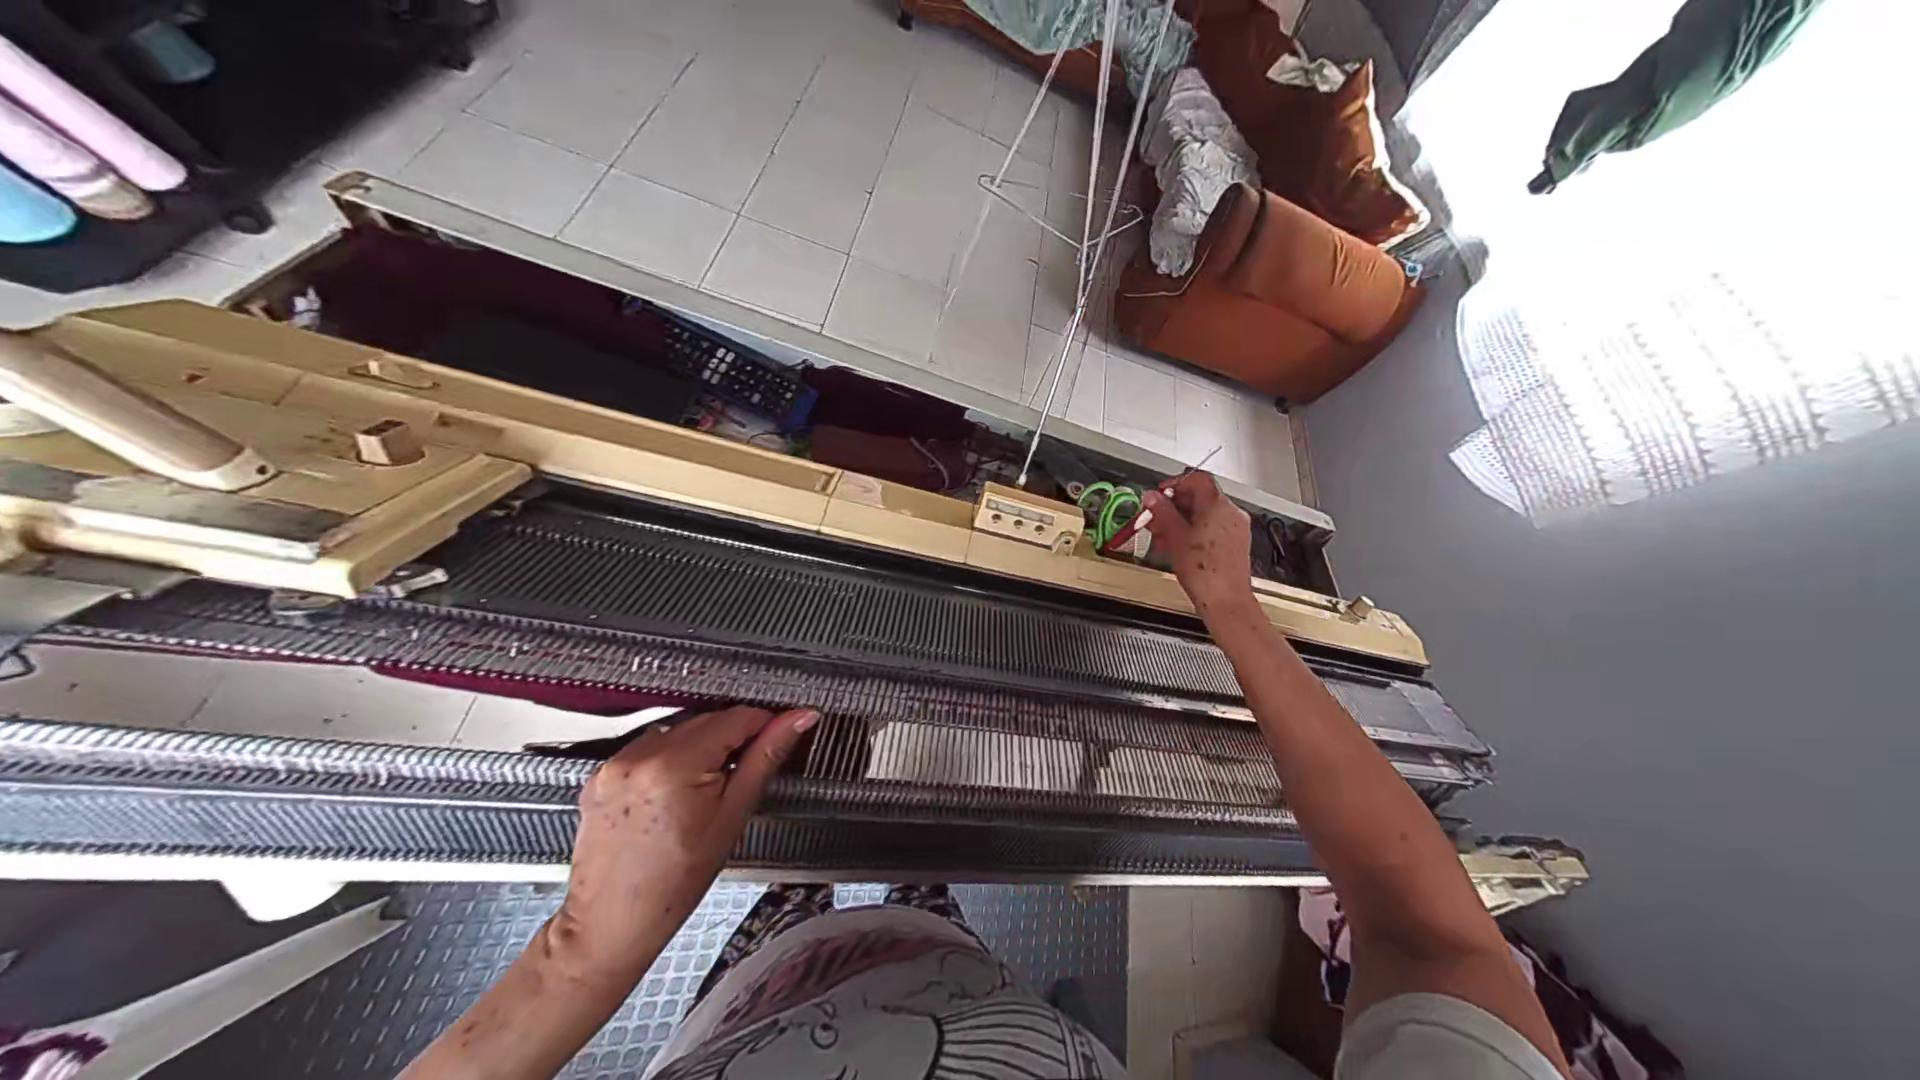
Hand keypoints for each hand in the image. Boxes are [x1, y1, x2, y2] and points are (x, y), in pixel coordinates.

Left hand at [551, 705, 818, 981]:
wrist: (611, 923)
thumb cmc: (674, 881)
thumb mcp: (733, 815)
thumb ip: (767, 757)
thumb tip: (798, 719)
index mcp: (676, 764)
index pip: (736, 716)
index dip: (763, 726)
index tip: (775, 739)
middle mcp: (640, 754)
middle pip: (706, 720)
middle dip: (730, 740)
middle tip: (738, 779)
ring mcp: (616, 762)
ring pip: (679, 729)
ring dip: (700, 747)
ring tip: (702, 792)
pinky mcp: (601, 772)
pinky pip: (650, 746)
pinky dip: (669, 759)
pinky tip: (673, 794)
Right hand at [1142, 471, 1255, 618]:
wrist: (1225, 601)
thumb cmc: (1204, 572)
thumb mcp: (1175, 537)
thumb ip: (1162, 512)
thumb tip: (1152, 497)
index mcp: (1219, 506)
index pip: (1198, 479)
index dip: (1175, 483)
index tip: (1158, 495)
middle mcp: (1232, 513)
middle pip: (1200, 497)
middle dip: (1174, 505)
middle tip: (1154, 517)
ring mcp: (1235, 528)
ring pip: (1204, 514)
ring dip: (1181, 519)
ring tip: (1162, 534)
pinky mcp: (1234, 543)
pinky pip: (1212, 528)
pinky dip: (1193, 531)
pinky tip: (1177, 545)